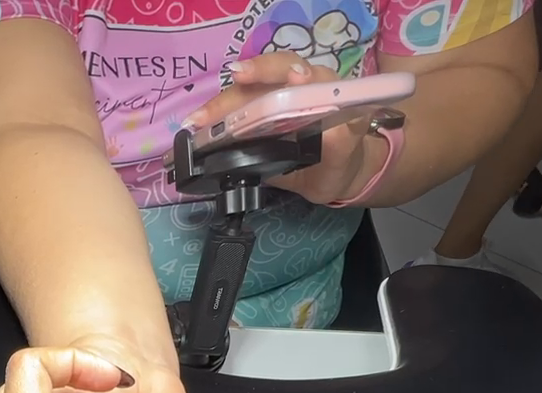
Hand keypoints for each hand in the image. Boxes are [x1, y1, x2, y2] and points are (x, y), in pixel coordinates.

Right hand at [182, 52, 375, 205]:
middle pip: (258, 84)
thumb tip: (331, 131)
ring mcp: (272, 106)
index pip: (292, 71)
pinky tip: (198, 133)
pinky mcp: (258, 124)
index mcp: (318, 88)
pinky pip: (236, 118)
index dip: (270, 73)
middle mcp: (292, 90)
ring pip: (242, 98)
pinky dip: (215, 125)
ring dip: (216, 110)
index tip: (246, 78)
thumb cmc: (343, 159)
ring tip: (194, 124)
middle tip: (205, 116)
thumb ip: (341, 139)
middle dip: (230, 98)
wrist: (336, 173)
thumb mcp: (347, 152)